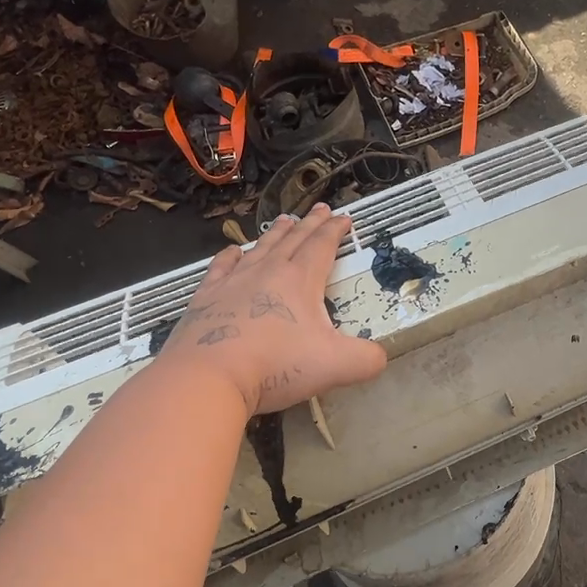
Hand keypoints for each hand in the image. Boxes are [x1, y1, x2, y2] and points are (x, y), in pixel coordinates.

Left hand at [156, 203, 386, 416]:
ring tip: (285, 220)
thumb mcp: (335, 366)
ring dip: (276, 233)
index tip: (344, 218)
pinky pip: (221, 267)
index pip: (322, 246)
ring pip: (260, 248)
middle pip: (293, 239)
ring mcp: (233, 282)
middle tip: (320, 209)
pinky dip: (230, 256)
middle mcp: (267, 271)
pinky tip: (233, 251)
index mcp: (300, 280)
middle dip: (311, 224)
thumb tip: (381, 357)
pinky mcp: (206, 298)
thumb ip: (365, 359)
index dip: (336, 230)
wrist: (207, 377)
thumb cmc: (275, 366)